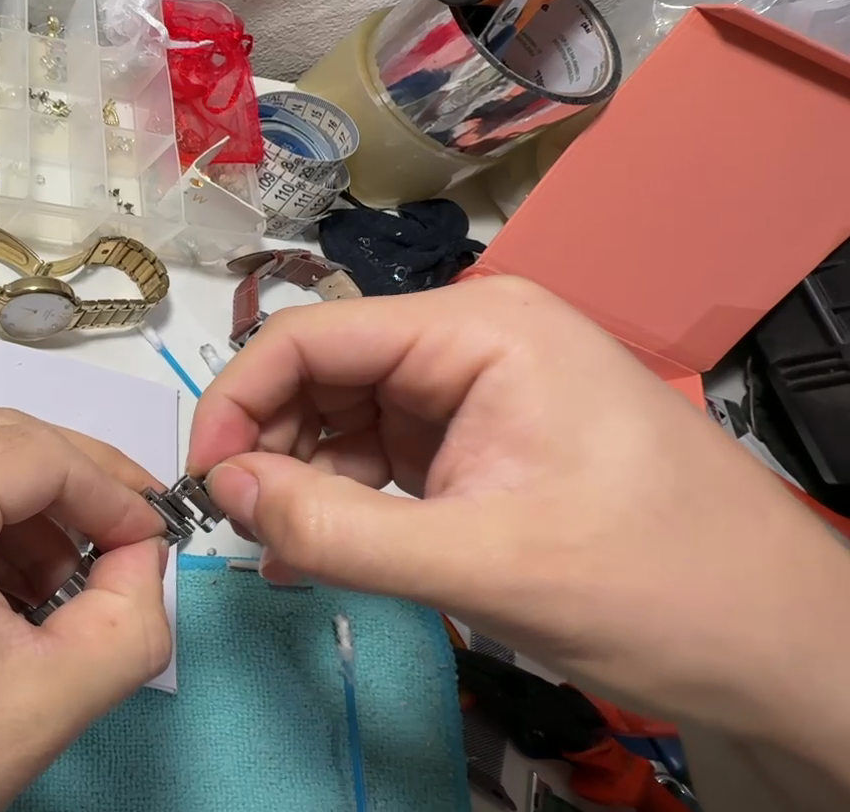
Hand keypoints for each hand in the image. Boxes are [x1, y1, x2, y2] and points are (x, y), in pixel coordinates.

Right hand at [187, 275, 849, 778]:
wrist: (806, 664)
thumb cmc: (669, 594)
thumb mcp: (483, 565)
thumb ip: (333, 528)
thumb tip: (220, 489)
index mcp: (474, 331)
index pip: (308, 339)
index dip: (238, 401)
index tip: (205, 478)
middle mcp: (461, 343)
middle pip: (315, 375)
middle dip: (268, 446)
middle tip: (241, 519)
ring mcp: (462, 390)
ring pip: (331, 417)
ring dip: (294, 478)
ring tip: (281, 544)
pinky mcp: (464, 438)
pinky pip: (365, 454)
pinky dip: (331, 499)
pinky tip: (316, 547)